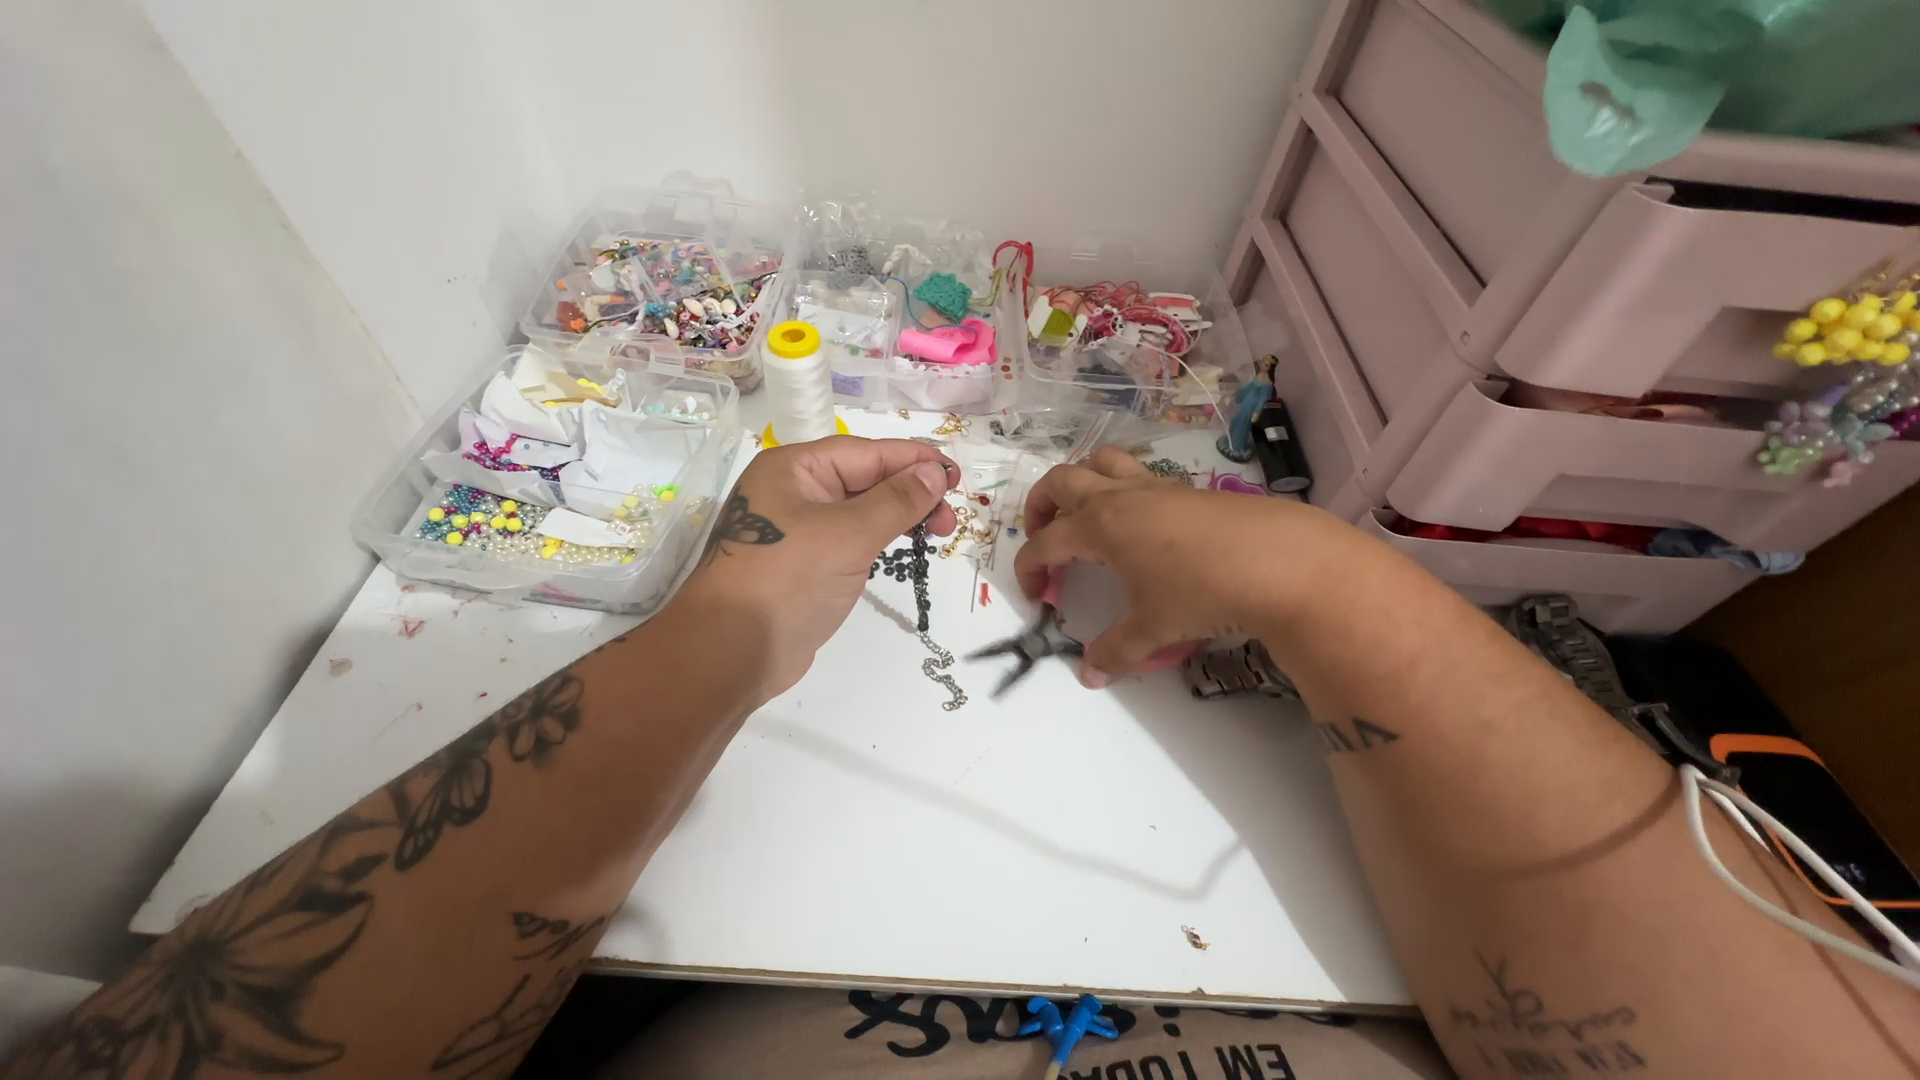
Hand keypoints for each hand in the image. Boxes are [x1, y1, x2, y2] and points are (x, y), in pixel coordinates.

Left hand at [672, 436, 957, 701]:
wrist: (731, 654)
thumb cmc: (787, 582)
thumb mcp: (848, 535)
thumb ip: (896, 501)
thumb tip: (935, 472)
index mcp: (795, 469)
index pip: (867, 453)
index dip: (915, 460)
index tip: (956, 476)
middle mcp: (795, 492)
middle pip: (865, 478)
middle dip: (911, 493)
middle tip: (949, 521)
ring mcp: (798, 530)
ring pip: (861, 511)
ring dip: (900, 516)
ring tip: (937, 534)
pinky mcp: (805, 564)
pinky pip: (851, 540)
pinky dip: (880, 540)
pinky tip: (903, 549)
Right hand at [1014, 446, 1366, 686]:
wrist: (1280, 561)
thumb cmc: (1201, 591)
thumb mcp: (1152, 627)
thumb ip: (1115, 651)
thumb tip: (1090, 676)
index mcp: (1099, 525)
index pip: (1044, 542)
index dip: (1029, 569)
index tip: (1036, 596)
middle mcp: (1120, 496)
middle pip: (1061, 480)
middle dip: (1040, 506)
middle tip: (1043, 538)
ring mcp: (1156, 486)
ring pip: (1101, 461)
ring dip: (1080, 482)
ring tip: (1083, 515)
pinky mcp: (1187, 488)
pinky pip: (1138, 474)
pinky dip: (1121, 490)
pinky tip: (1140, 525)